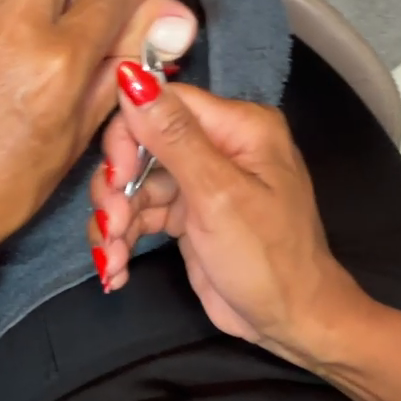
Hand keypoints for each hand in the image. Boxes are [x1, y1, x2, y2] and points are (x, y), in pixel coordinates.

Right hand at [86, 72, 371, 364]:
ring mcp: (197, 183)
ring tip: (113, 259)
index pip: (160, 106)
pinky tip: (117, 270)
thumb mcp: (217, 195)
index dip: (127, 139)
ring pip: (130, 187)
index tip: (116, 181)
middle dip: (115, 192)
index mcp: (237, 128)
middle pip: (137, 148)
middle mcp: (215, 147)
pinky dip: (121, 242)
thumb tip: (133, 79)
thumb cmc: (266, 258)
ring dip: (114, 224)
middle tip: (113, 228)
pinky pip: (137, 215)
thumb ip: (173, 137)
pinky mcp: (182, 216)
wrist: (287, 321)